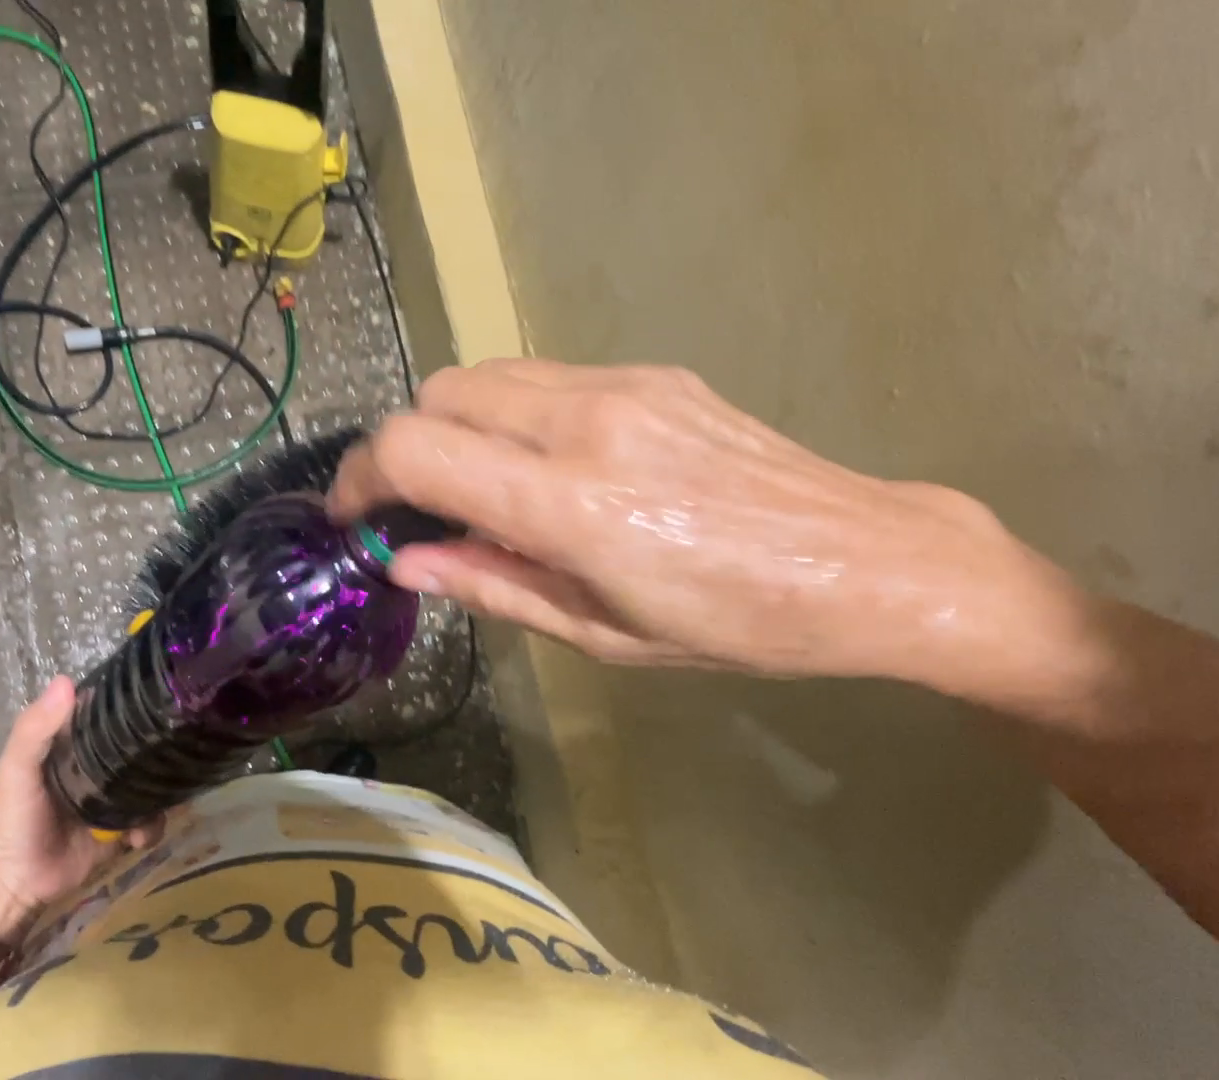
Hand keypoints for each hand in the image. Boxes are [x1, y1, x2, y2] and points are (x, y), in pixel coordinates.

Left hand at [0, 677, 156, 939]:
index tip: (160, 695)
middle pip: (140, 746)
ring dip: (162, 792)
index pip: (108, 711)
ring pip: (153, 782)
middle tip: (177, 752)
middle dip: (160, 750)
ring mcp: (114, 796)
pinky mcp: (123, 828)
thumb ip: (36, 729)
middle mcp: (98, 764)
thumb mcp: (17, 768)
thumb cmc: (11, 818)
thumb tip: (66, 680)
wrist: (13, 884)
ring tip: (155, 804)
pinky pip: (151, 820)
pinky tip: (137, 838)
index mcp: (74, 742)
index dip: (132, 702)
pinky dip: (153, 827)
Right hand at [328, 359, 1074, 685]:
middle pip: (437, 394)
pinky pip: (537, 377)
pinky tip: (541, 465)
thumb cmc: (731, 623)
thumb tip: (405, 561)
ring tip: (479, 489)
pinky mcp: (648, 372)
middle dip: (405, 449)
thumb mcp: (599, 633)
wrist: (864, 561)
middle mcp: (585, 422)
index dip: (362, 478)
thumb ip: (491, 584)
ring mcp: (620, 385)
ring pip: (482, 376)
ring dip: (452, 426)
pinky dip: (505, 414)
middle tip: (419, 511)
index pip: (417, 450)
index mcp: (570, 502)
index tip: (354, 516)